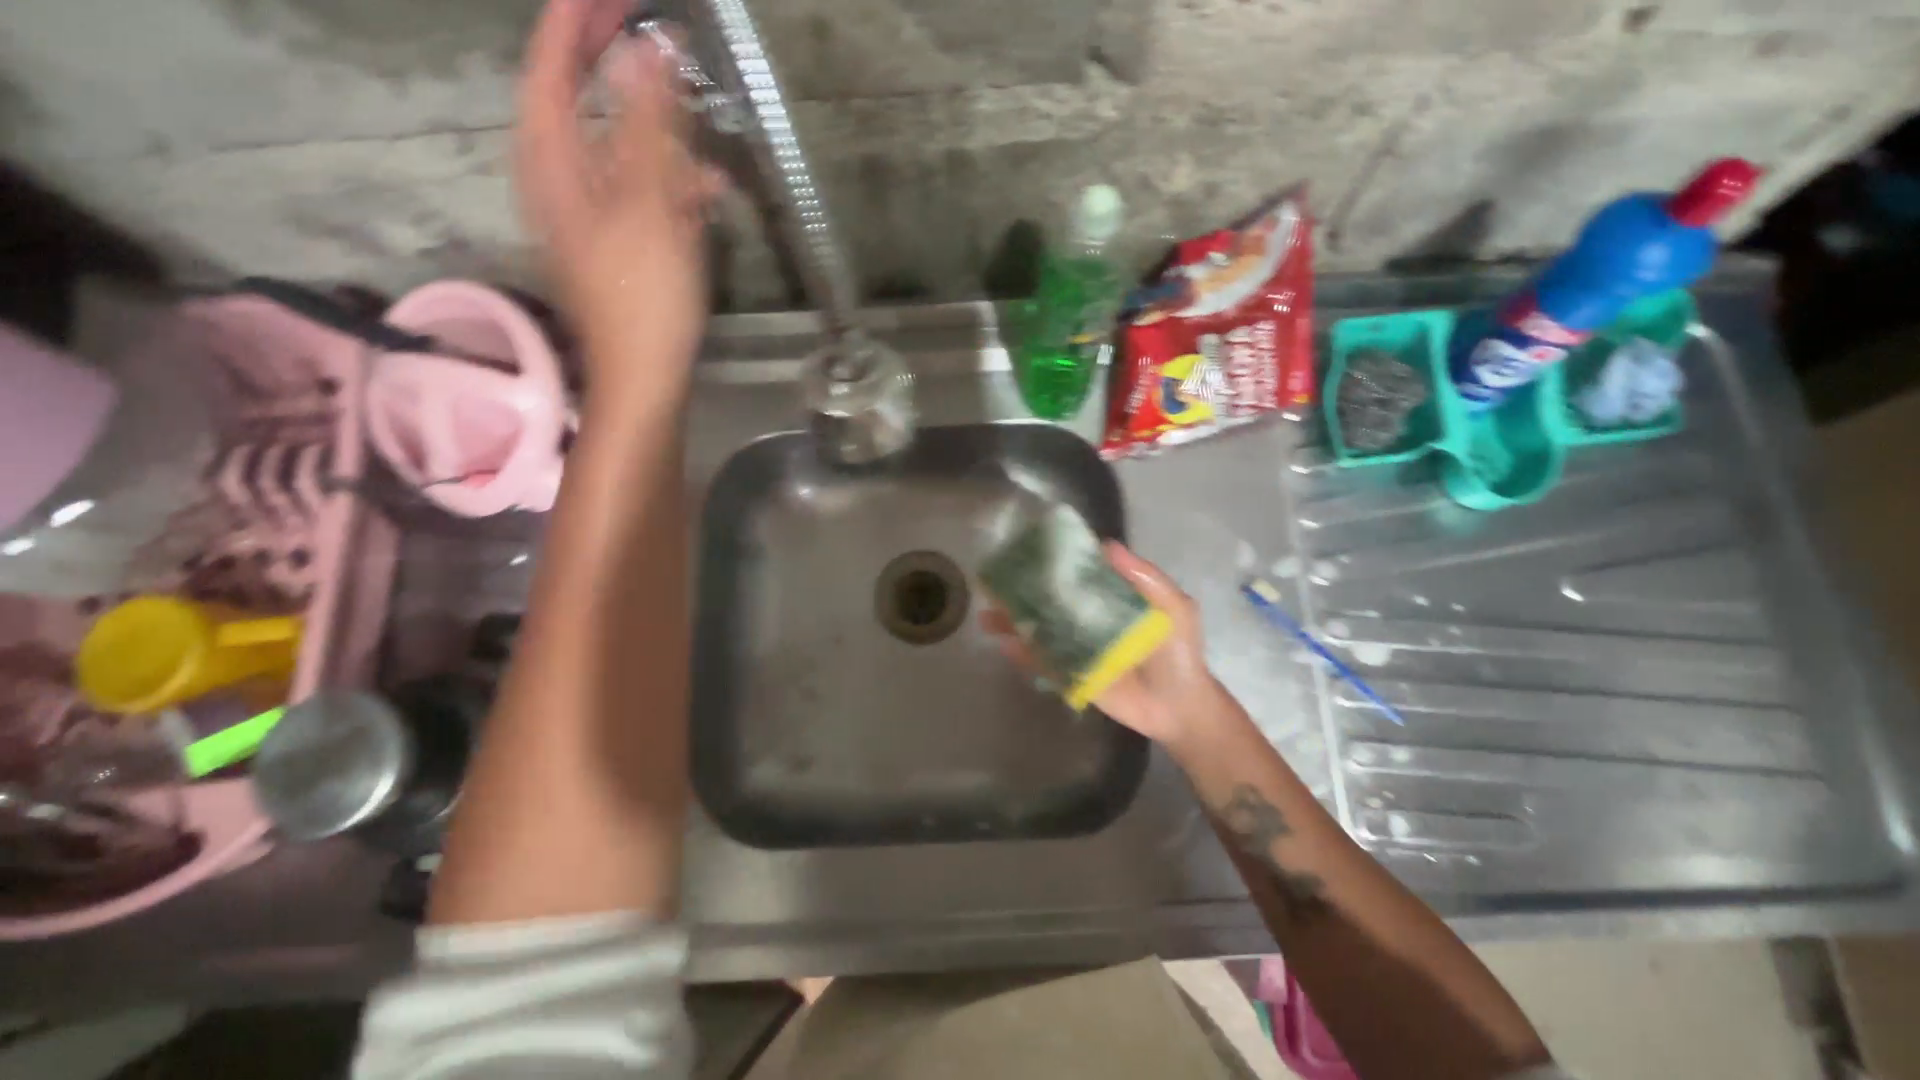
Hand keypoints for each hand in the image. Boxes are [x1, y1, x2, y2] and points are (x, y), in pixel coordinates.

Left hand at [516, 0, 721, 399]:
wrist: (642, 378)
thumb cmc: (642, 294)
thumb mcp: (649, 202)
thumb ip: (649, 122)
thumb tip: (649, 47)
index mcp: (552, 164)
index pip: (548, 68)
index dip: (571, 21)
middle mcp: (559, 182)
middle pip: (575, 99)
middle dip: (605, 55)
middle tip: (638, 13)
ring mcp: (587, 216)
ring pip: (612, 145)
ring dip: (648, 119)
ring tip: (688, 99)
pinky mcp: (616, 244)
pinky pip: (637, 189)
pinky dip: (668, 176)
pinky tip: (710, 186)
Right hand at [983, 542, 1229, 746]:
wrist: (1180, 708)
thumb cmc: (1180, 654)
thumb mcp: (1174, 608)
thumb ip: (1146, 578)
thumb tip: (1107, 545)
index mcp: (1112, 599)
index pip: (1080, 575)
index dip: (1056, 562)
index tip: (1028, 549)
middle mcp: (1090, 620)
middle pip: (1052, 602)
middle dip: (1023, 592)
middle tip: (995, 581)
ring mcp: (1079, 650)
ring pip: (1041, 631)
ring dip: (1014, 623)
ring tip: (988, 616)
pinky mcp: (1073, 678)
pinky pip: (1044, 665)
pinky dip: (1025, 655)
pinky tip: (1006, 646)